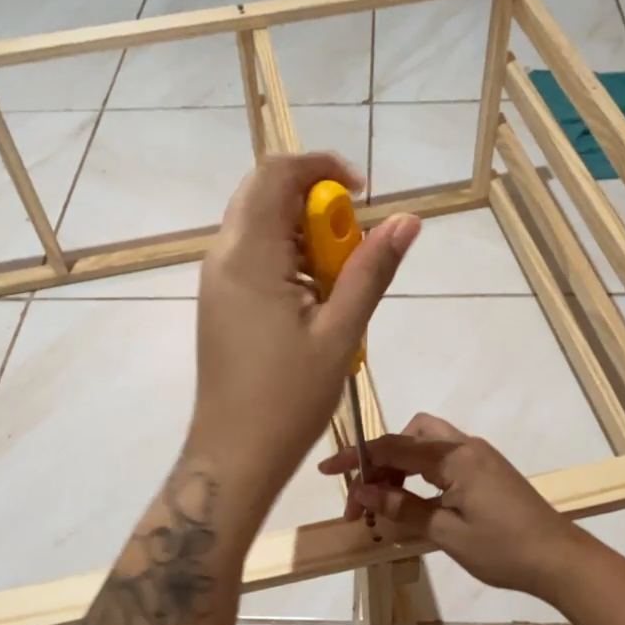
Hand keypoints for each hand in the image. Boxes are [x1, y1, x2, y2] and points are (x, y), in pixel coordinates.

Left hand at [188, 153, 419, 497]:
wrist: (234, 456)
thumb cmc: (288, 400)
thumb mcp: (340, 334)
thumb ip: (372, 271)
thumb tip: (408, 220)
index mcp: (249, 256)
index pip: (276, 173)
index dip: (323, 168)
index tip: (363, 195)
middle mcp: (223, 257)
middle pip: (265, 194)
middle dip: (315, 204)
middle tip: (354, 245)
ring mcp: (216, 282)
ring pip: (260, 227)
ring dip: (304, 235)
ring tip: (339, 282)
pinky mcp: (220, 304)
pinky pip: (254, 258)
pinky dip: (288, 261)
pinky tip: (315, 303)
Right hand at [317, 413, 592, 598]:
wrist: (559, 560)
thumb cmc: (503, 549)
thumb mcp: (447, 532)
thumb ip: (403, 509)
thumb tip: (365, 494)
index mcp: (455, 457)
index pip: (394, 447)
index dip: (358, 458)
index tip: (327, 472)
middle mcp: (467, 447)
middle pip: (410, 436)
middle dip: (381, 459)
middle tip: (364, 497)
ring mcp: (480, 458)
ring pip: (427, 446)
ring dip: (400, 468)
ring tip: (383, 505)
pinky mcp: (488, 472)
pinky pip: (443, 461)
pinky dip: (420, 475)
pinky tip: (412, 504)